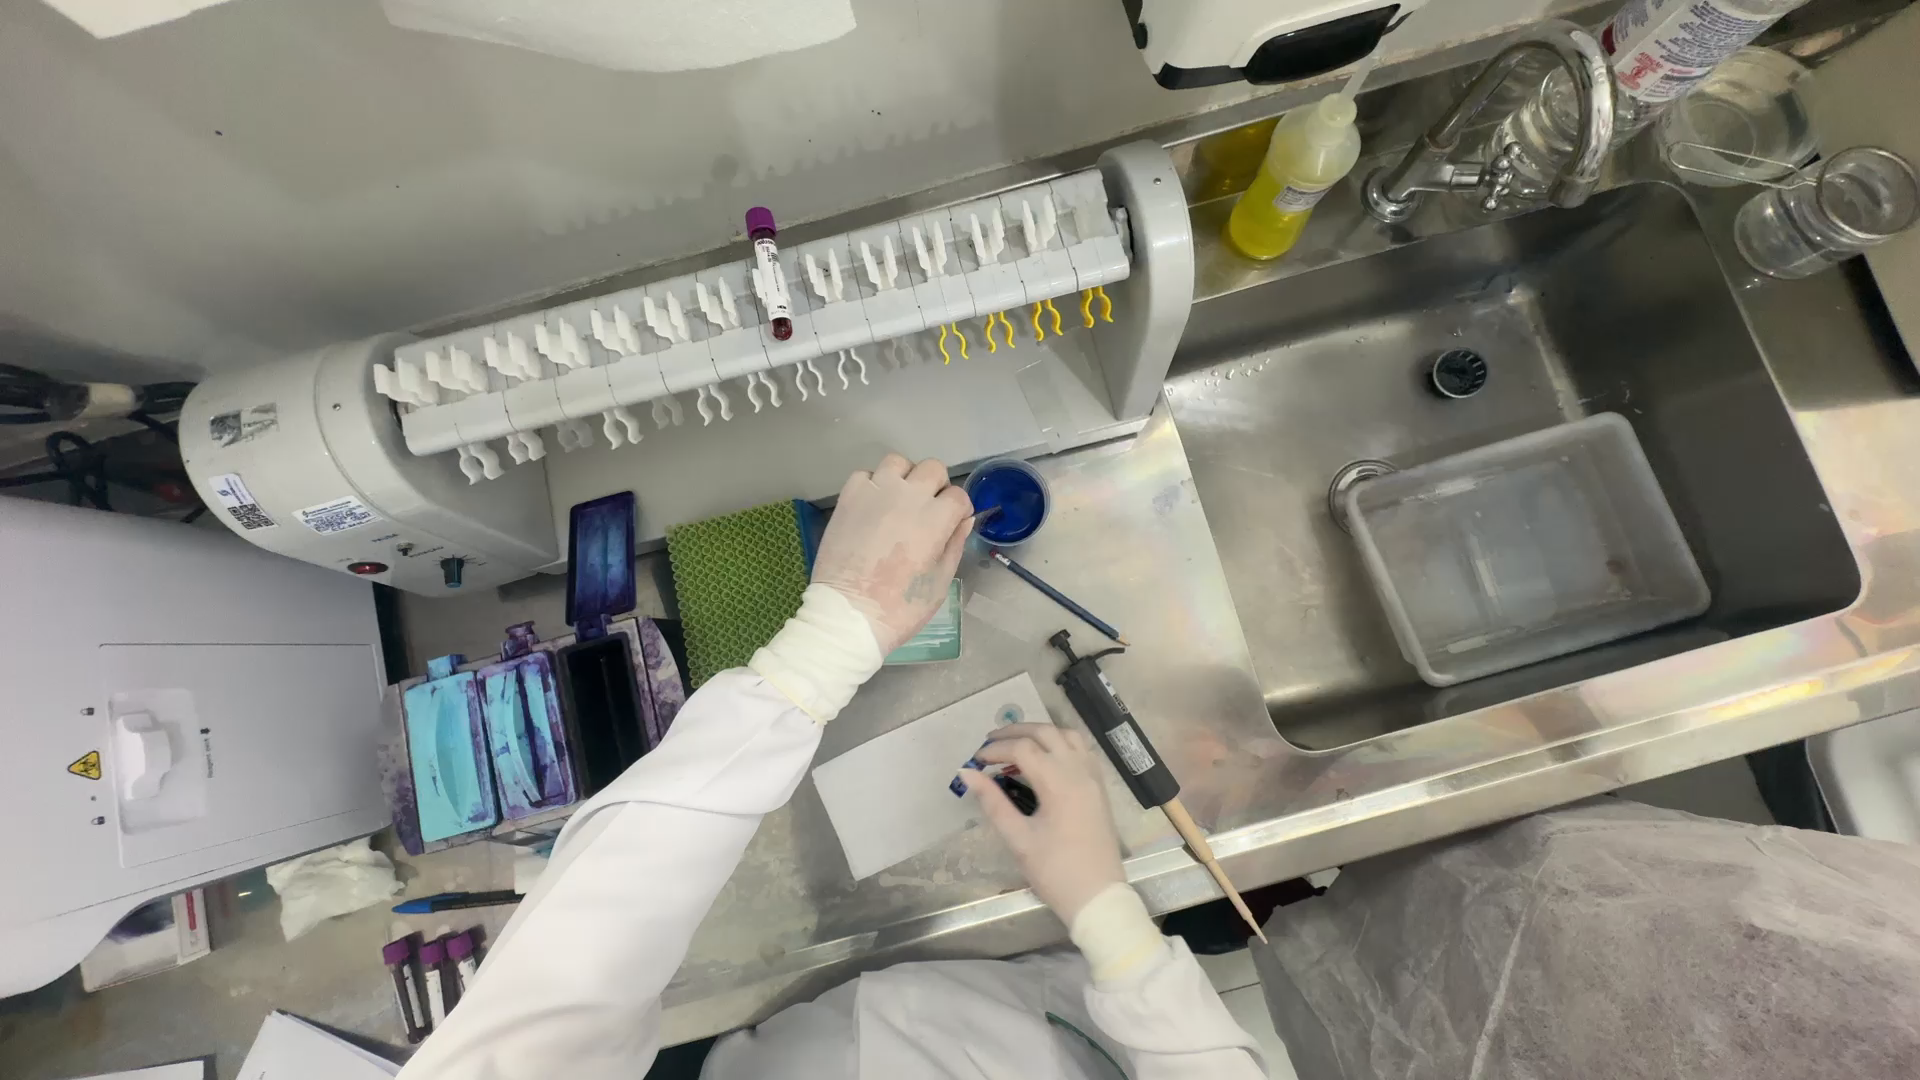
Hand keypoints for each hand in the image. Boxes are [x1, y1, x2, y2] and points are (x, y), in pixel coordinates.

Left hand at [812, 454, 973, 653]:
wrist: (849, 615)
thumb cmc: (900, 607)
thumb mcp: (940, 582)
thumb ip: (954, 544)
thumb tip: (964, 520)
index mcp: (935, 519)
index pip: (958, 495)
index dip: (959, 510)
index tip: (952, 524)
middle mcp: (907, 496)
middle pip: (932, 468)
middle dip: (936, 486)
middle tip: (927, 511)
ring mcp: (875, 493)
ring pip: (898, 462)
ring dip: (904, 478)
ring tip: (899, 502)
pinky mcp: (848, 497)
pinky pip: (865, 474)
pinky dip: (873, 485)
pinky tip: (872, 507)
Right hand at [960, 723, 1125, 926]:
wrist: (1098, 898)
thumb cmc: (1055, 872)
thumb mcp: (1018, 839)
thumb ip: (992, 802)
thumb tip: (967, 773)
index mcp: (1059, 782)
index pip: (1022, 749)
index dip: (995, 750)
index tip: (976, 761)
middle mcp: (1079, 770)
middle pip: (1045, 732)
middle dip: (1015, 731)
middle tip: (990, 742)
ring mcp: (1093, 776)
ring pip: (1066, 735)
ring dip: (1040, 732)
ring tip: (1017, 745)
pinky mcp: (1100, 786)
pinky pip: (1081, 749)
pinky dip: (1060, 743)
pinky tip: (1045, 757)